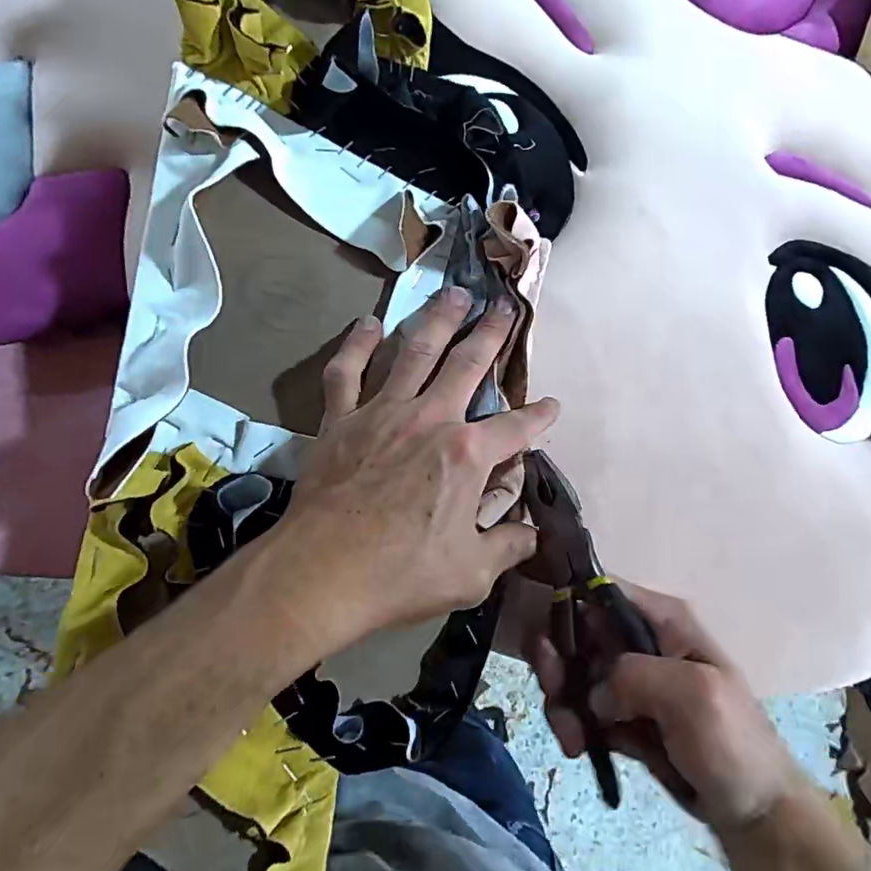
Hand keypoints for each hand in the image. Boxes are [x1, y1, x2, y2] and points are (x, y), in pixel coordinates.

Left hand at [263, 287, 559, 640]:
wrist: (318, 576)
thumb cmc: (401, 575)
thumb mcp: (471, 574)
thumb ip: (507, 546)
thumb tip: (531, 535)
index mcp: (467, 454)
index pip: (516, 428)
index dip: (540, 416)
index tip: (553, 406)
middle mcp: (429, 420)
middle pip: (468, 365)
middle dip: (491, 334)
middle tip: (504, 307)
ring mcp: (381, 414)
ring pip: (414, 352)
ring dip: (437, 320)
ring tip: (453, 294)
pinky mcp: (339, 421)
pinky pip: (346, 373)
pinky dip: (356, 345)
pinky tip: (367, 324)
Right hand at [529, 584, 802, 831]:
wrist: (752, 809)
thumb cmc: (732, 741)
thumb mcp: (694, 695)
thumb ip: (637, 675)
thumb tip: (593, 692)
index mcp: (663, 620)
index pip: (602, 590)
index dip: (568, 606)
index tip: (550, 646)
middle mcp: (642, 641)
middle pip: (578, 632)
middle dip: (558, 663)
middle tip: (554, 696)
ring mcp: (631, 680)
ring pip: (575, 673)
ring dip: (562, 702)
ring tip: (572, 740)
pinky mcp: (622, 715)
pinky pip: (583, 709)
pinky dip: (573, 725)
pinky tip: (579, 749)